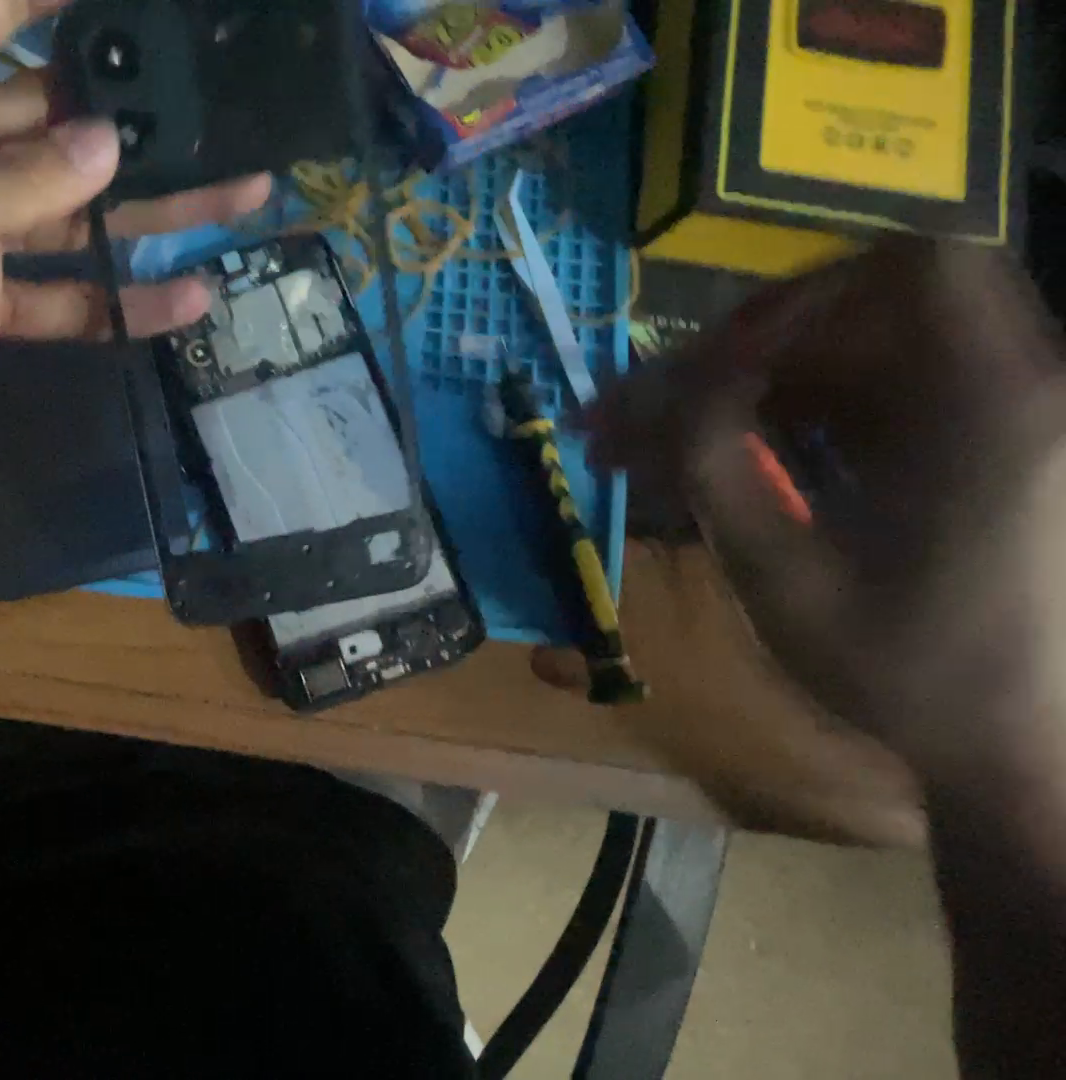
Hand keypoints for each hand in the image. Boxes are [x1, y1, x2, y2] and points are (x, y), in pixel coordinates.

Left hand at [0, 0, 269, 494]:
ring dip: (150, 210)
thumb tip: (107, 146)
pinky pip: (61, 296)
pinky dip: (117, 301)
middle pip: (51, 120)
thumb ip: (6, 184)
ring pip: (72, 213)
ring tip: (241, 193)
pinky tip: (184, 302)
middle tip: (223, 105)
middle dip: (132, 115)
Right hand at [590, 239, 1065, 783]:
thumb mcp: (780, 569)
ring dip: (721, 401)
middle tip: (617, 418)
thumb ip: (711, 464)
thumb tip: (657, 390)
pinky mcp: (950, 455)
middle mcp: (999, 391)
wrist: (1018, 747)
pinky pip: (840, 411)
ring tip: (629, 452)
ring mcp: (978, 423)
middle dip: (715, 366)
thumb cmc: (905, 668)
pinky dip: (758, 429)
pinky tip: (686, 470)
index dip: (791, 299)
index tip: (702, 367)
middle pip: (839, 325)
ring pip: (825, 368)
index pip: (903, 271)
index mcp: (990, 407)